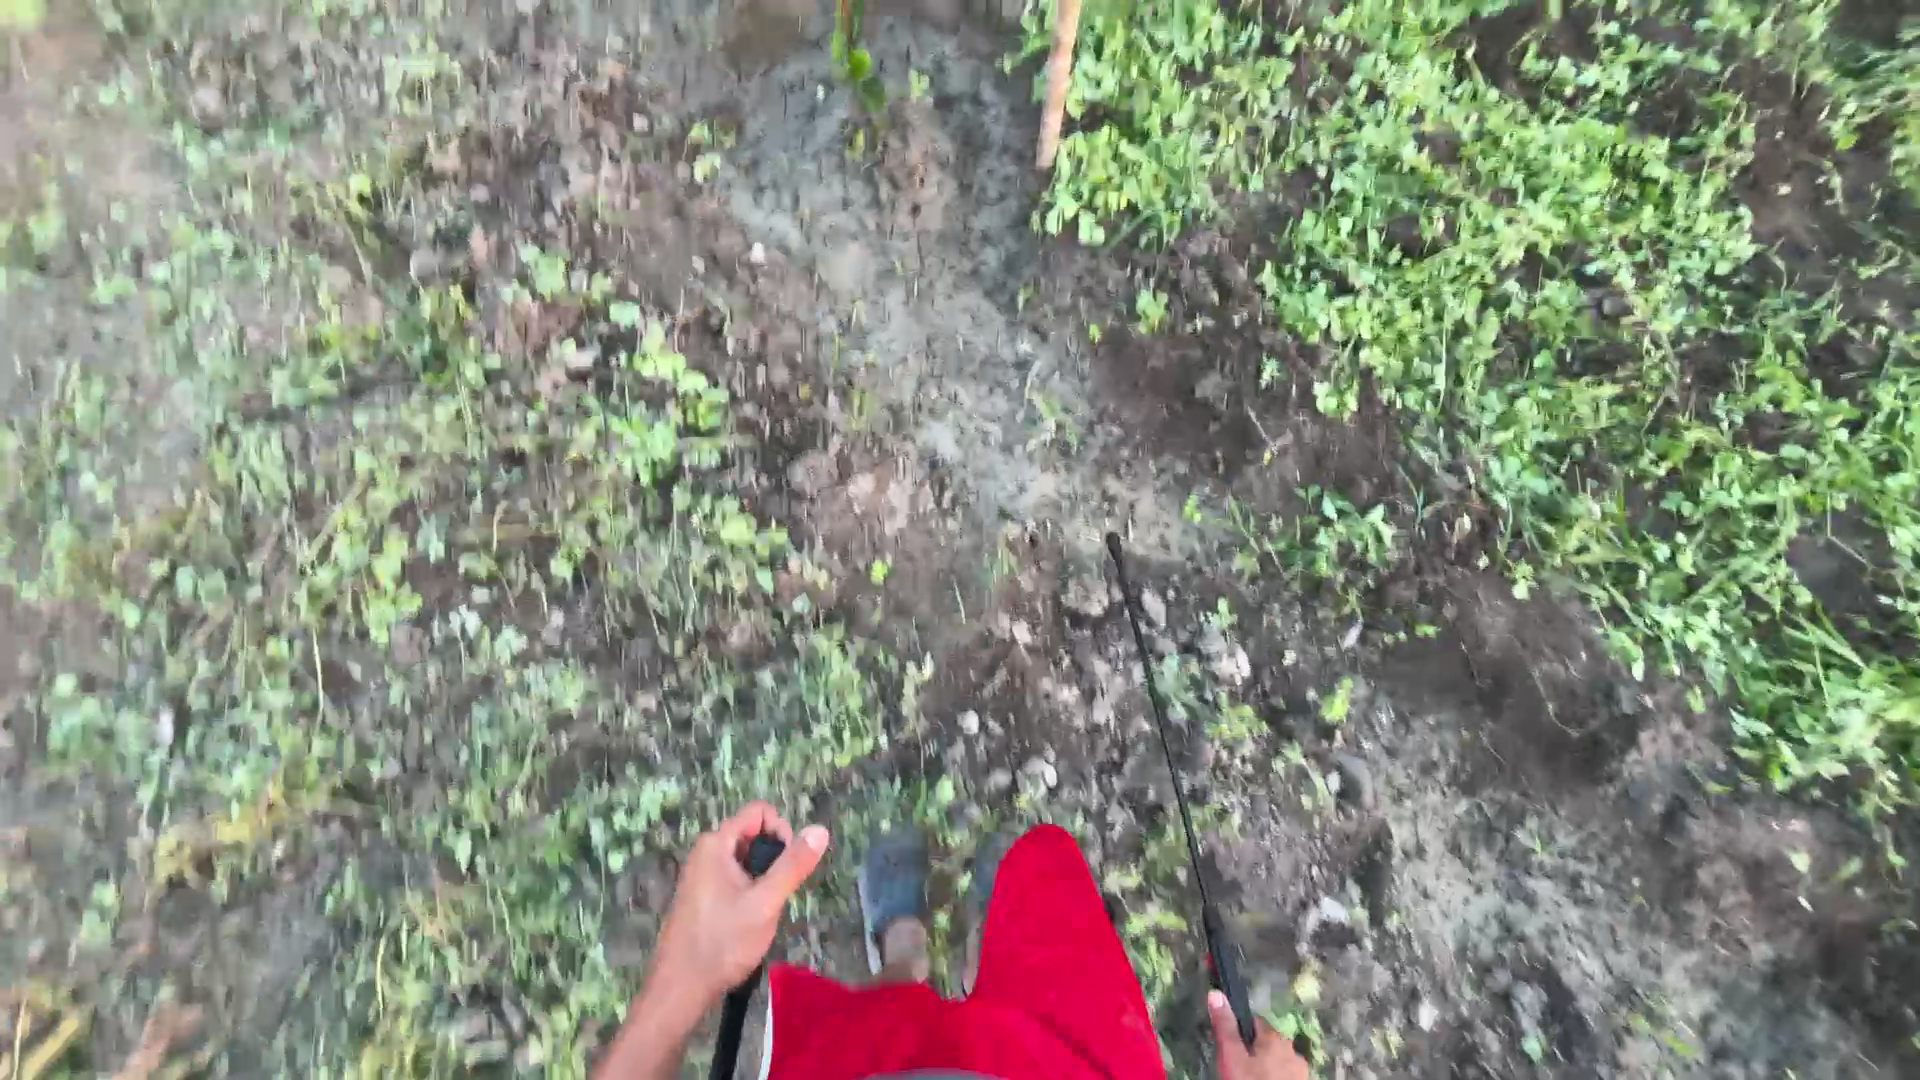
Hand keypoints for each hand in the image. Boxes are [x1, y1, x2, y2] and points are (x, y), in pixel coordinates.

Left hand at [645, 802, 830, 1010]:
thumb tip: (820, 829)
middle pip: (753, 834)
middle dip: (773, 858)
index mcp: (716, 844)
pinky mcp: (700, 895)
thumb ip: (793, 865)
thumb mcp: (766, 903)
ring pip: (746, 858)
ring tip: (763, 911)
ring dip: (763, 877)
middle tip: (775, 894)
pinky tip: (748, 921)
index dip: (782, 831)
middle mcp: (705, 851)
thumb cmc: (722, 943)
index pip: (760, 812)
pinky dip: (749, 890)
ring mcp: (700, 874)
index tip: (786, 867)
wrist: (679, 992)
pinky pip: (734, 876)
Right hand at [1209, 991, 1310, 1079]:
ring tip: (1250, 1079)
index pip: (1254, 1022)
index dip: (1240, 1033)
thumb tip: (1216, 993)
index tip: (1231, 1049)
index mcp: (1275, 1038)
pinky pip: (1287, 1078)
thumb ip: (1225, 1026)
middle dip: (1255, 1052)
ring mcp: (1302, 1075)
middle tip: (1239, 1069)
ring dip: (1268, 1069)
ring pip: (1279, 1063)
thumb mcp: (1232, 1057)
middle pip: (1268, 1043)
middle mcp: (1293, 1052)